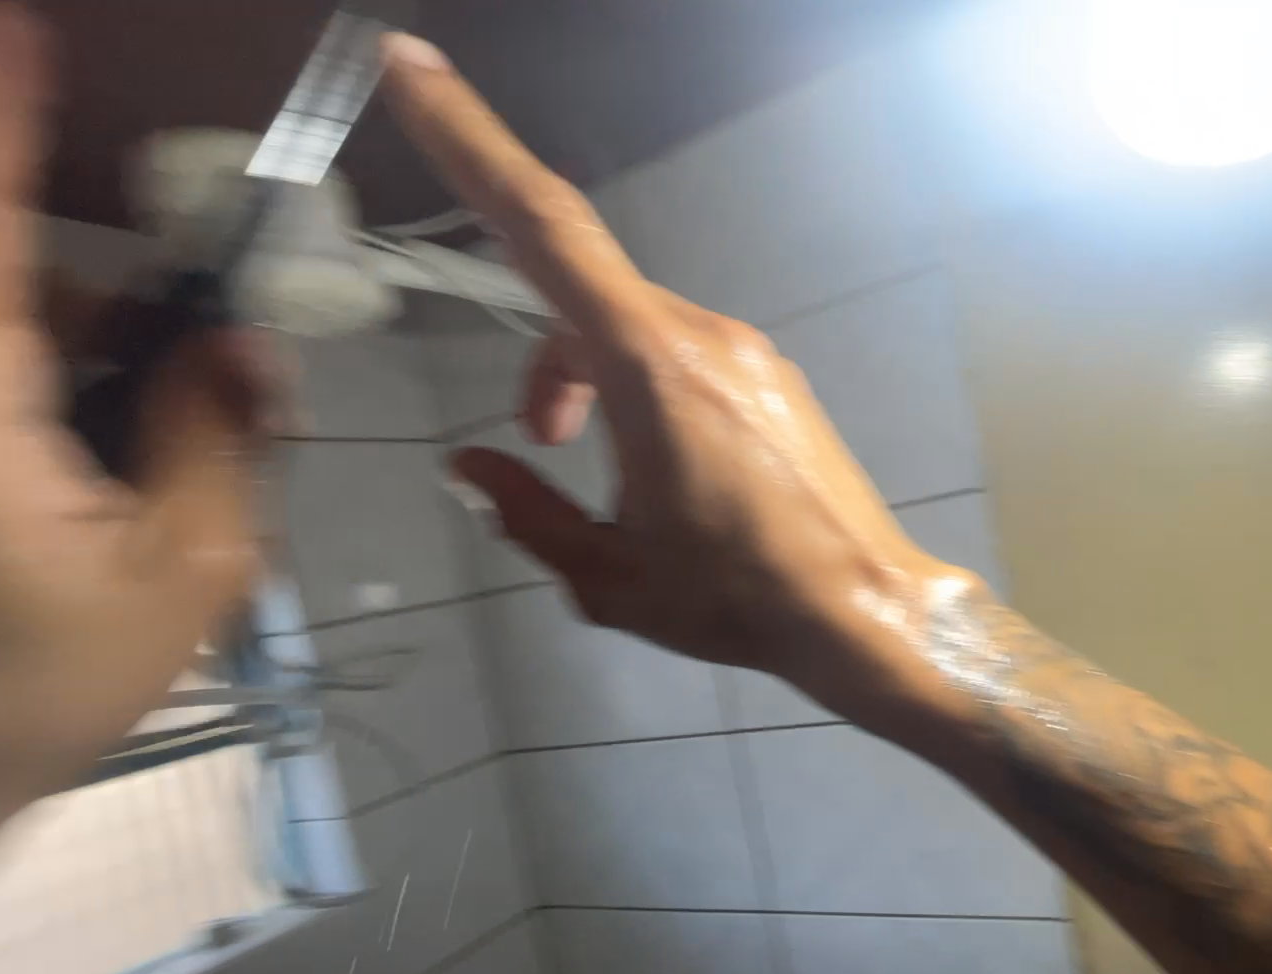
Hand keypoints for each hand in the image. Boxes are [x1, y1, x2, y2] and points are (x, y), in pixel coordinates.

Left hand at [0, 4, 266, 835]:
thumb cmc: (50, 684)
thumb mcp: (194, 571)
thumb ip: (223, 442)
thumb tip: (238, 343)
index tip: (12, 26)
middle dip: (92, 286)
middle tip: (194, 365)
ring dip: (83, 349)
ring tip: (155, 442)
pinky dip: (49, 380)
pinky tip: (102, 456)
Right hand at [381, 34, 956, 701]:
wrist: (861, 607)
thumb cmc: (736, 598)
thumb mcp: (610, 576)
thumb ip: (528, 514)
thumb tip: (472, 466)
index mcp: (654, 371)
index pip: (549, 231)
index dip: (471, 144)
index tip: (410, 69)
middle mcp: (710, 339)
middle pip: (590, 301)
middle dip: (547, 363)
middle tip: (536, 442)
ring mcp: (757, 356)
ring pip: (643, 332)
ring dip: (600, 380)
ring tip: (606, 468)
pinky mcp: (783, 382)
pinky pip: (694, 358)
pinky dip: (652, 388)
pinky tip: (671, 464)